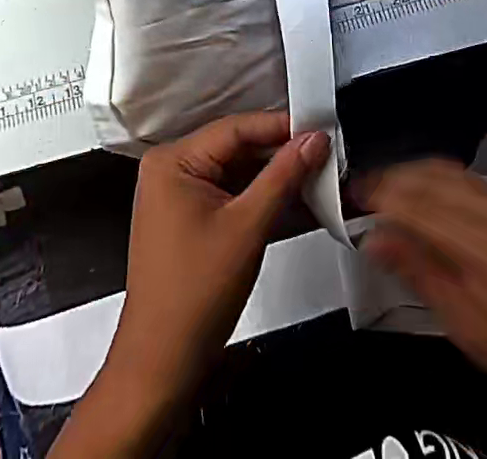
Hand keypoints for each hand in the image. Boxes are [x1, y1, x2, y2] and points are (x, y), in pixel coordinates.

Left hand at [54, 113, 328, 458]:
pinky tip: (295, 198)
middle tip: (323, 152)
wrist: (163, 361)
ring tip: (316, 174)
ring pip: (238, 170)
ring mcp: (180, 194)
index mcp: (172, 162)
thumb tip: (311, 142)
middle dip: (281, 153)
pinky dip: (262, 196)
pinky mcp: (191, 216)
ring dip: (275, 176)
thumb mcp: (247, 227)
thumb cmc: (190, 299)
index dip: (280, 126)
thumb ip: (283, 177)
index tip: (317, 128)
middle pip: (237, 147)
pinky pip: (233, 193)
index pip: (235, 128)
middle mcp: (171, 171)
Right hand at [360, 158, 486, 417]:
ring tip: (381, 187)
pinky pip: (469, 178)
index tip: (352, 195)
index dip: (382, 195)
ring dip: (412, 174)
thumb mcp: (462, 322)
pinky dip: (436, 179)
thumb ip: (416, 270)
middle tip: (360, 188)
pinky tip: (418, 191)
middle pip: (434, 177)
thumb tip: (371, 238)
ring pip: (450, 171)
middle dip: (392, 179)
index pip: (422, 204)